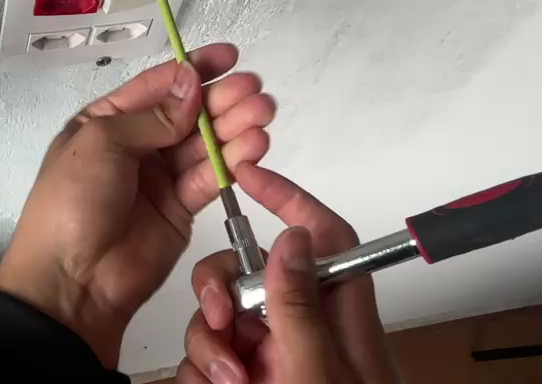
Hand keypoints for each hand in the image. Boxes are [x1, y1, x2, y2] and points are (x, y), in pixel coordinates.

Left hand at [0, 44, 275, 367]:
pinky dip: (233, 163)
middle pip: (186, 113)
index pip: (157, 85)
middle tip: (255, 89)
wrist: (72, 280)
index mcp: (108, 119)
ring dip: (234, 127)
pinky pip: (210, 178)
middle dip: (221, 98)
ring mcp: (159, 177)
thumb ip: (153, 117)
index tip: (228, 57)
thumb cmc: (72, 200)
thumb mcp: (103, 144)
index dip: (192, 69)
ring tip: (263, 113)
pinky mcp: (180, 209)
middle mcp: (137, 143)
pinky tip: (254, 147)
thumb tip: (190, 82)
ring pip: (204, 143)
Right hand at [178, 165, 398, 383]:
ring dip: (209, 344)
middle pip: (251, 272)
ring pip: (220, 316)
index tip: (248, 177)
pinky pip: (206, 359)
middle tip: (220, 319)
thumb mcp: (321, 382)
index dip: (290, 198)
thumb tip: (292, 235)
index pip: (323, 238)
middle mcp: (304, 336)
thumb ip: (302, 312)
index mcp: (341, 324)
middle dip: (222, 289)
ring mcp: (273, 364)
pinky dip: (201, 374)